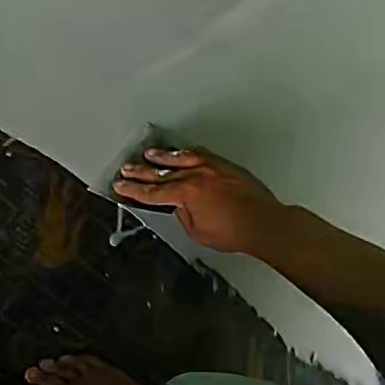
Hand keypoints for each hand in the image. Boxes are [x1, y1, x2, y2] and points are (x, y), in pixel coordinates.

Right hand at [113, 147, 289, 253]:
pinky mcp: (224, 166)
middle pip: (161, 173)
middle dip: (140, 172)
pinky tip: (181, 152)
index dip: (133, 190)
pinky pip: (200, 155)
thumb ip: (184, 215)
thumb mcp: (198, 231)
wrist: (264, 223)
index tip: (120, 186)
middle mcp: (197, 176)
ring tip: (149, 154)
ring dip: (162, 157)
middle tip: (126, 170)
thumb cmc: (236, 231)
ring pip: (180, 158)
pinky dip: (187, 153)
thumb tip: (180, 207)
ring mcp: (212, 168)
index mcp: (187, 193)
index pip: (152, 192)